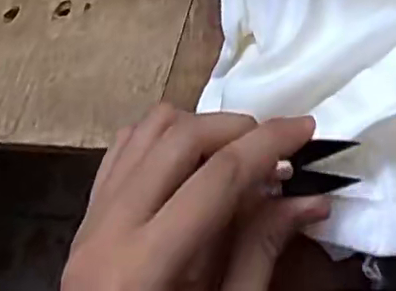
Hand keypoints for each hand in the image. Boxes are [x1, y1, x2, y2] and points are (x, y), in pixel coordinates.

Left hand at [65, 104, 332, 290]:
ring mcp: (91, 218)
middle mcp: (107, 231)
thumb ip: (260, 253)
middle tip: (276, 150)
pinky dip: (164, 135)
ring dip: (201, 126)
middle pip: (182, 137)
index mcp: (141, 269)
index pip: (217, 177)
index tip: (305, 128)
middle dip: (238, 130)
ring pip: (151, 128)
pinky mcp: (87, 215)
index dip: (268, 144)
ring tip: (237, 153)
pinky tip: (193, 158)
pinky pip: (126, 145)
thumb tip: (307, 199)